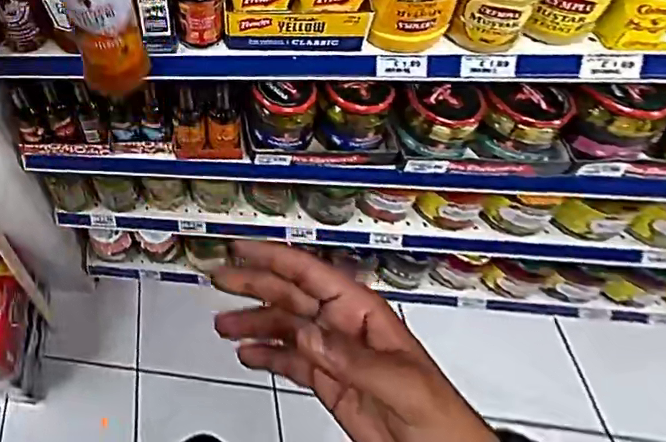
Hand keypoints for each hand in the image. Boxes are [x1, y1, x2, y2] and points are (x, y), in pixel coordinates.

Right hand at [211, 241, 496, 441]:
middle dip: (252, 285)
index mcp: (360, 312)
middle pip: (289, 295)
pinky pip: (290, 360)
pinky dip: (266, 354)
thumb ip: (353, 357)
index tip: (242, 246)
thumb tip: (308, 332)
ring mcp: (334, 354)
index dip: (273, 256)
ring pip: (284, 326)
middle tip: (220, 279)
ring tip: (225, 325)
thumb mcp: (402, 384)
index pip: (308, 273)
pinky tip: (248, 353)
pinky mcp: (330, 383)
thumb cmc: (444, 420)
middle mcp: (342, 325)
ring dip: (253, 322)